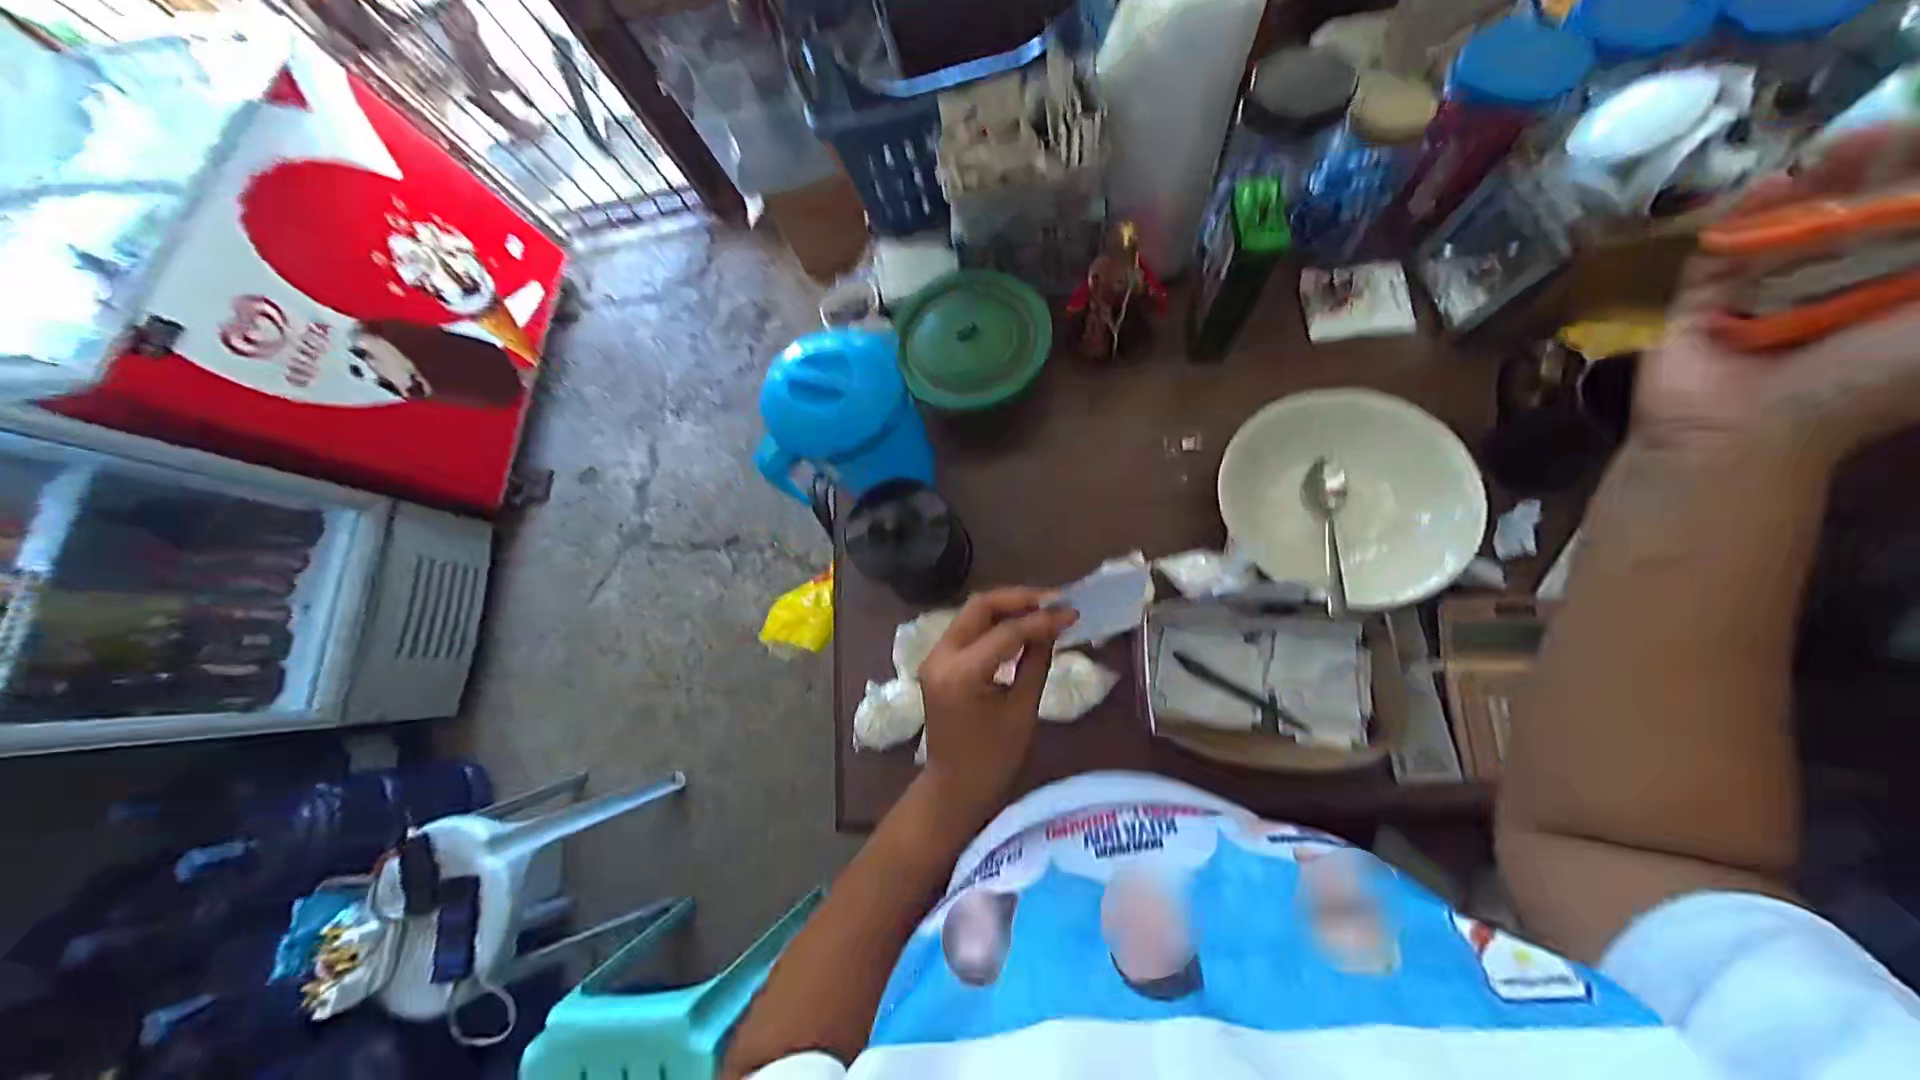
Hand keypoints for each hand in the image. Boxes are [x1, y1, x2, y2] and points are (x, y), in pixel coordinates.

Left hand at [916, 588, 1076, 820]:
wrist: (954, 787)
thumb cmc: (993, 759)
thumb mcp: (1023, 709)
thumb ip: (1036, 661)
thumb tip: (1053, 627)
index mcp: (961, 673)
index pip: (1006, 631)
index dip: (1042, 619)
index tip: (1073, 611)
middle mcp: (941, 656)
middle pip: (980, 607)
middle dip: (1020, 599)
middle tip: (1055, 601)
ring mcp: (935, 657)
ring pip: (972, 614)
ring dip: (1008, 607)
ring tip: (1044, 609)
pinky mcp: (939, 662)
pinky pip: (968, 630)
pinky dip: (995, 623)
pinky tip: (1022, 626)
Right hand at [1643, 126, 1919, 467]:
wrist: (1742, 433)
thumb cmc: (1859, 383)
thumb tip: (1918, 210)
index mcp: (1891, 297)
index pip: (1912, 225)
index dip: (1919, 182)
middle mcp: (1829, 291)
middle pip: (1856, 217)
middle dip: (1875, 171)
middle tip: (1884, 131)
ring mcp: (1756, 299)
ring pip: (1787, 231)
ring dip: (1814, 186)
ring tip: (1840, 143)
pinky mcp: (1696, 308)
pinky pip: (1715, 257)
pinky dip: (1738, 221)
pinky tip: (1766, 186)